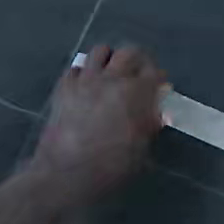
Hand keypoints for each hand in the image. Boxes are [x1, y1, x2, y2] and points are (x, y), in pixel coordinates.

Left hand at [23, 44, 166, 209]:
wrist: (67, 172)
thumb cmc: (111, 166)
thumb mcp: (141, 150)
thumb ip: (149, 126)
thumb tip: (158, 114)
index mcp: (137, 93)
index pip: (154, 72)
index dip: (158, 78)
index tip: (159, 86)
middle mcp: (112, 79)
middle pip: (129, 52)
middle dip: (138, 61)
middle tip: (138, 75)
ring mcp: (86, 80)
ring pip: (100, 51)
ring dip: (110, 59)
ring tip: (111, 73)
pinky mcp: (64, 87)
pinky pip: (76, 68)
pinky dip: (84, 72)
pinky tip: (86, 85)